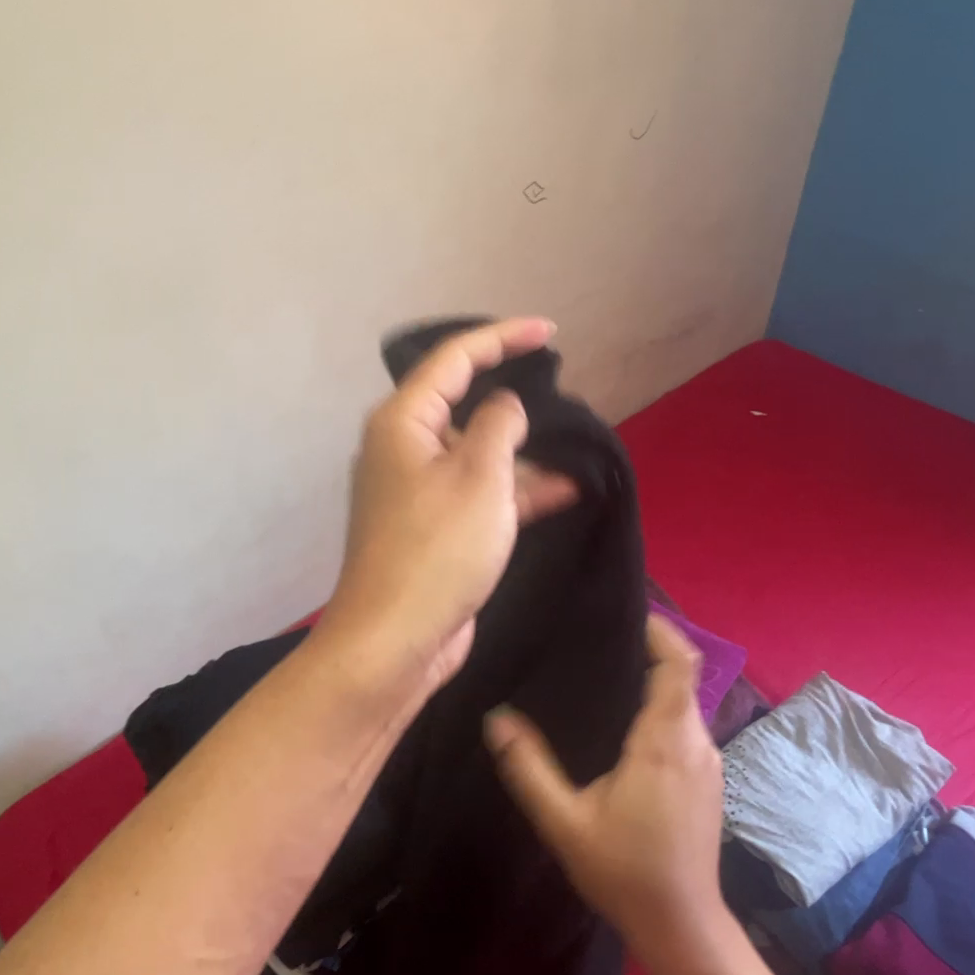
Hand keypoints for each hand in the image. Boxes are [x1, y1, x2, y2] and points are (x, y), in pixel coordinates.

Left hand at [317, 317, 578, 694]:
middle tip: (566, 398)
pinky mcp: (436, 528)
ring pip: (479, 454)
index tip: (550, 333)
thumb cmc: (437, 550)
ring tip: (579, 452)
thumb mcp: (480, 477)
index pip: (455, 359)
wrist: (395, 641)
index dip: (502, 338)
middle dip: (517, 402)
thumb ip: (498, 425)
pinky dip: (517, 491)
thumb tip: (505, 406)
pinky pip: (481, 493)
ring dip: (525, 454)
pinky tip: (567, 492)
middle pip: (465, 405)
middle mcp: (406, 448)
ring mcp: (420, 491)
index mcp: (404, 422)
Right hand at [484, 615, 726, 941]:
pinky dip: (662, 714)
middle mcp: (697, 742)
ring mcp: (709, 762)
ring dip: (653, 686)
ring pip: (684, 705)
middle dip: (646, 655)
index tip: (627, 615)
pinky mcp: (710, 780)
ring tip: (605, 680)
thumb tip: (496, 720)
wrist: (682, 925)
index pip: (679, 665)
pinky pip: (687, 728)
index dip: (660, 632)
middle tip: (597, 645)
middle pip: (680, 679)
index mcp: (665, 741)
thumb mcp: (565, 822)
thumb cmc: (624, 872)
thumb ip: (529, 769)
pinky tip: (625, 730)